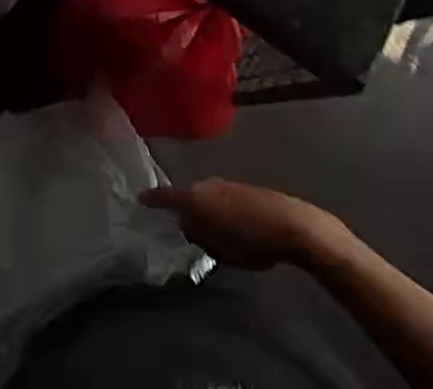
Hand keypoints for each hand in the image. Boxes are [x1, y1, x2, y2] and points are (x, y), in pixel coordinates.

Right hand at [140, 178, 354, 269]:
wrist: (293, 225)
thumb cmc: (251, 241)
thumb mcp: (218, 249)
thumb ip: (198, 236)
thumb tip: (188, 225)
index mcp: (195, 197)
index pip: (165, 195)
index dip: (151, 199)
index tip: (139, 198)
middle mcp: (207, 184)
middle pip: (187, 195)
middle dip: (183, 209)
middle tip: (182, 227)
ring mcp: (226, 183)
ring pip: (206, 196)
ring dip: (204, 209)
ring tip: (209, 230)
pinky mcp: (244, 188)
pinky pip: (222, 198)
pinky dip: (220, 209)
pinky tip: (231, 226)